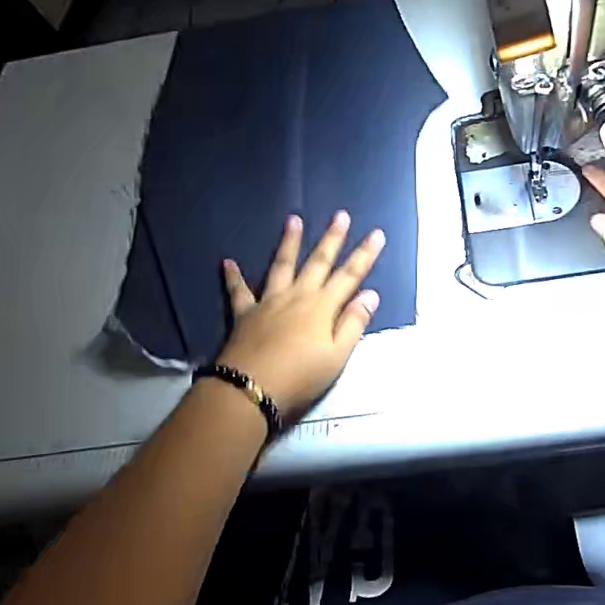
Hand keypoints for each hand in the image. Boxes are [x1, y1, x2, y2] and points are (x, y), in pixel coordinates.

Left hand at [216, 211, 384, 416]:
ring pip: (281, 265)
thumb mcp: (337, 356)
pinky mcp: (245, 314)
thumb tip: (370, 294)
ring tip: (294, 220)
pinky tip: (228, 262)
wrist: (249, 389)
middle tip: (340, 215)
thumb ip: (353, 323)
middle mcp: (298, 296)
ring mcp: (269, 302)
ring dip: (289, 242)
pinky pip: (239, 291)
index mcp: (323, 307)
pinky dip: (234, 276)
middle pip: (318, 262)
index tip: (377, 233)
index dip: (365, 254)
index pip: (350, 275)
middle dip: (332, 239)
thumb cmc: (301, 376)